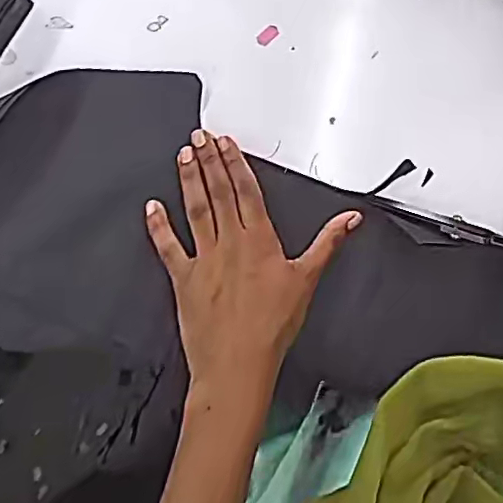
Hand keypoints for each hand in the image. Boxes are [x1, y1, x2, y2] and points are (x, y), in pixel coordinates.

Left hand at [145, 130, 361, 390]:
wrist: (237, 365)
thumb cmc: (272, 326)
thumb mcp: (308, 280)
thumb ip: (328, 243)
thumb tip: (349, 220)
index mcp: (258, 240)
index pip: (245, 191)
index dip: (234, 163)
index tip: (226, 142)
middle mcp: (229, 243)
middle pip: (218, 193)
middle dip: (209, 161)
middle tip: (199, 137)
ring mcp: (204, 260)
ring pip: (195, 210)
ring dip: (188, 181)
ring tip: (183, 157)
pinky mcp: (184, 280)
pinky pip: (168, 248)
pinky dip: (159, 227)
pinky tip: (152, 208)